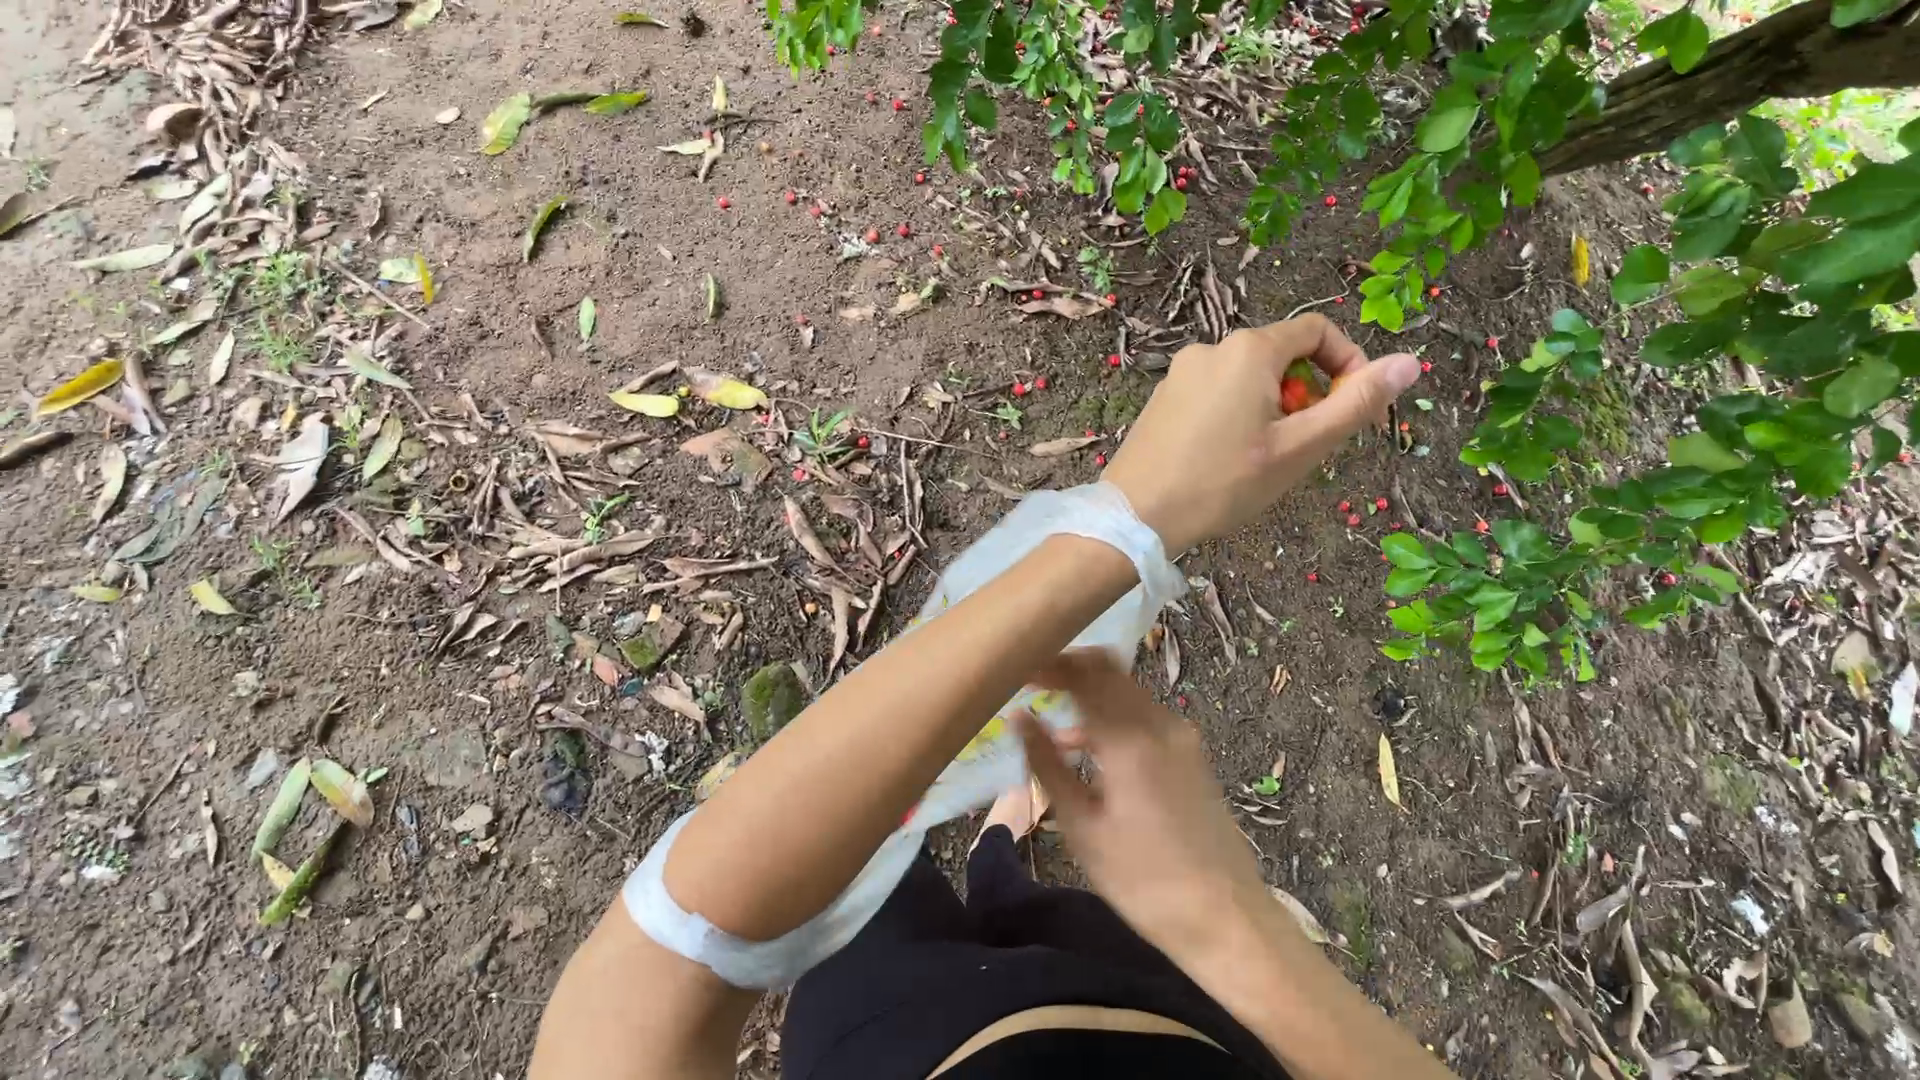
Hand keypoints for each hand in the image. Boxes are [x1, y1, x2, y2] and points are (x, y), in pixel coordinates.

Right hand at [1015, 650, 1272, 968]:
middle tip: (1031, 686)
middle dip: (1068, 671)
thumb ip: (1047, 765)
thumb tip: (1019, 717)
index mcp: (1129, 739)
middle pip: (1109, 671)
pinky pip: (1144, 716)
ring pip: (1127, 692)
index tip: (1016, 670)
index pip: (1084, 673)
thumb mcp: (1081, 827)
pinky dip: (1113, 718)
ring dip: (1091, 696)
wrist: (1226, 917)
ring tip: (1053, 727)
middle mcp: (1159, 724)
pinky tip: (1089, 752)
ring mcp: (1182, 738)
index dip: (1048, 664)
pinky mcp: (1192, 755)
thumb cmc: (1142, 879)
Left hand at [1101, 315, 1420, 551]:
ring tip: (1263, 462)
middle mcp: (1210, 349)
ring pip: (1247, 380)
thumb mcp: (1299, 448)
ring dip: (1272, 411)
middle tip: (1302, 448)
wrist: (1134, 517)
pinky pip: (1215, 395)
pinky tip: (1226, 463)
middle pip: (1281, 357)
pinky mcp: (1161, 400)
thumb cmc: (1221, 485)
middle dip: (1305, 396)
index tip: (1353, 410)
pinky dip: (1237, 418)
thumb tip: (1409, 362)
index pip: (1317, 331)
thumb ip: (1356, 404)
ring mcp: (1179, 374)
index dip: (1348, 365)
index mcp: (1248, 350)